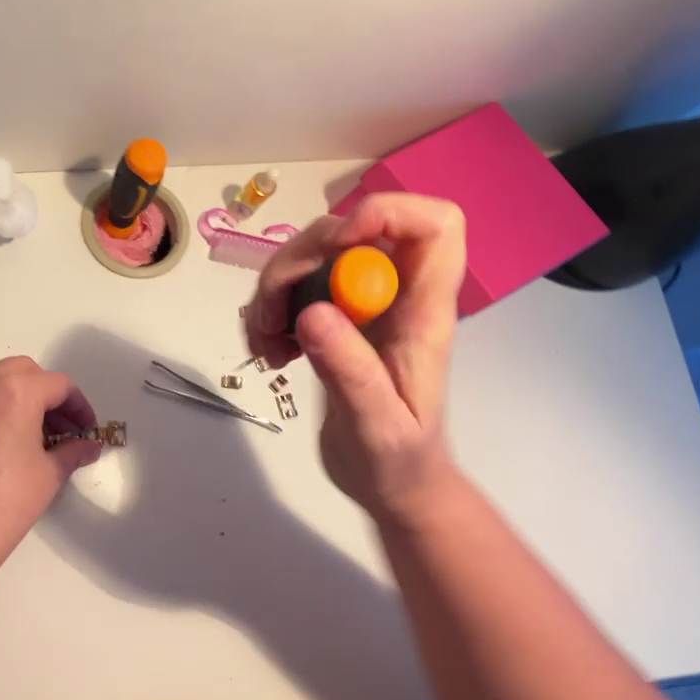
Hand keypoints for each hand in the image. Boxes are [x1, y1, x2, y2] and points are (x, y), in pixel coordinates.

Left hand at [0, 356, 100, 573]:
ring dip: (3, 399)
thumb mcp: (49, 476)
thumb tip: (88, 446)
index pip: (57, 384)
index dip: (77, 405)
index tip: (83, 428)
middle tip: (52, 425)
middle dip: (41, 392)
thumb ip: (72, 451)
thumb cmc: (6, 505)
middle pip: (18, 372)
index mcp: (15, 392)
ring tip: (12, 433)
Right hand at [244, 193, 467, 519]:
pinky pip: (294, 289)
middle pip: (347, 233)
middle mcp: (394, 296)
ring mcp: (361, 306)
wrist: (392, 485)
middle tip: (272, 317)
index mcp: (423, 312)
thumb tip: (313, 313)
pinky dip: (268, 311)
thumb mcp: (376, 426)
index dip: (386, 214)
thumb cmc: (398, 462)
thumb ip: (350, 372)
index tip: (336, 250)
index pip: (435, 225)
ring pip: (312, 257)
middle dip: (298, 262)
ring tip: (265, 343)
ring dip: (273, 290)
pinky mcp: (334, 321)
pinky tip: (269, 351)